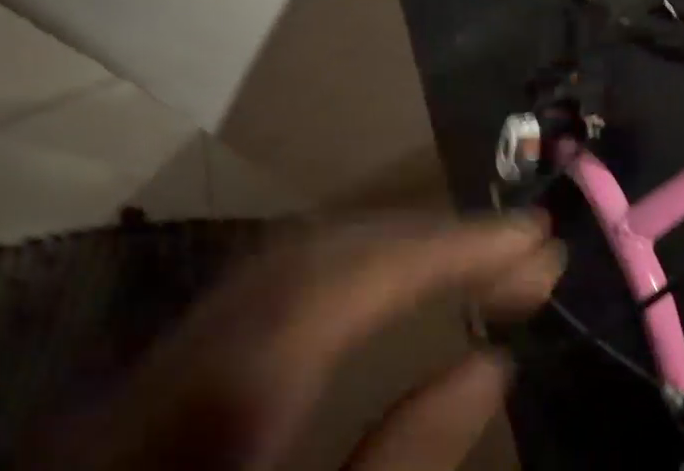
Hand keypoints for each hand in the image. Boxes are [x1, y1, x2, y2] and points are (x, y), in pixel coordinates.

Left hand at [74, 215, 563, 470]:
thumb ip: (403, 462)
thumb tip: (492, 362)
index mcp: (206, 413)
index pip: (339, 282)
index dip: (447, 244)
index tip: (536, 236)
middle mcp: (166, 373)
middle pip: (313, 255)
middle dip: (433, 235)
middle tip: (527, 247)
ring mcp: (148, 378)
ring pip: (288, 265)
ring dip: (399, 247)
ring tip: (482, 261)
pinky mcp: (149, 396)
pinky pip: (269, 296)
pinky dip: (355, 274)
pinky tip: (399, 292)